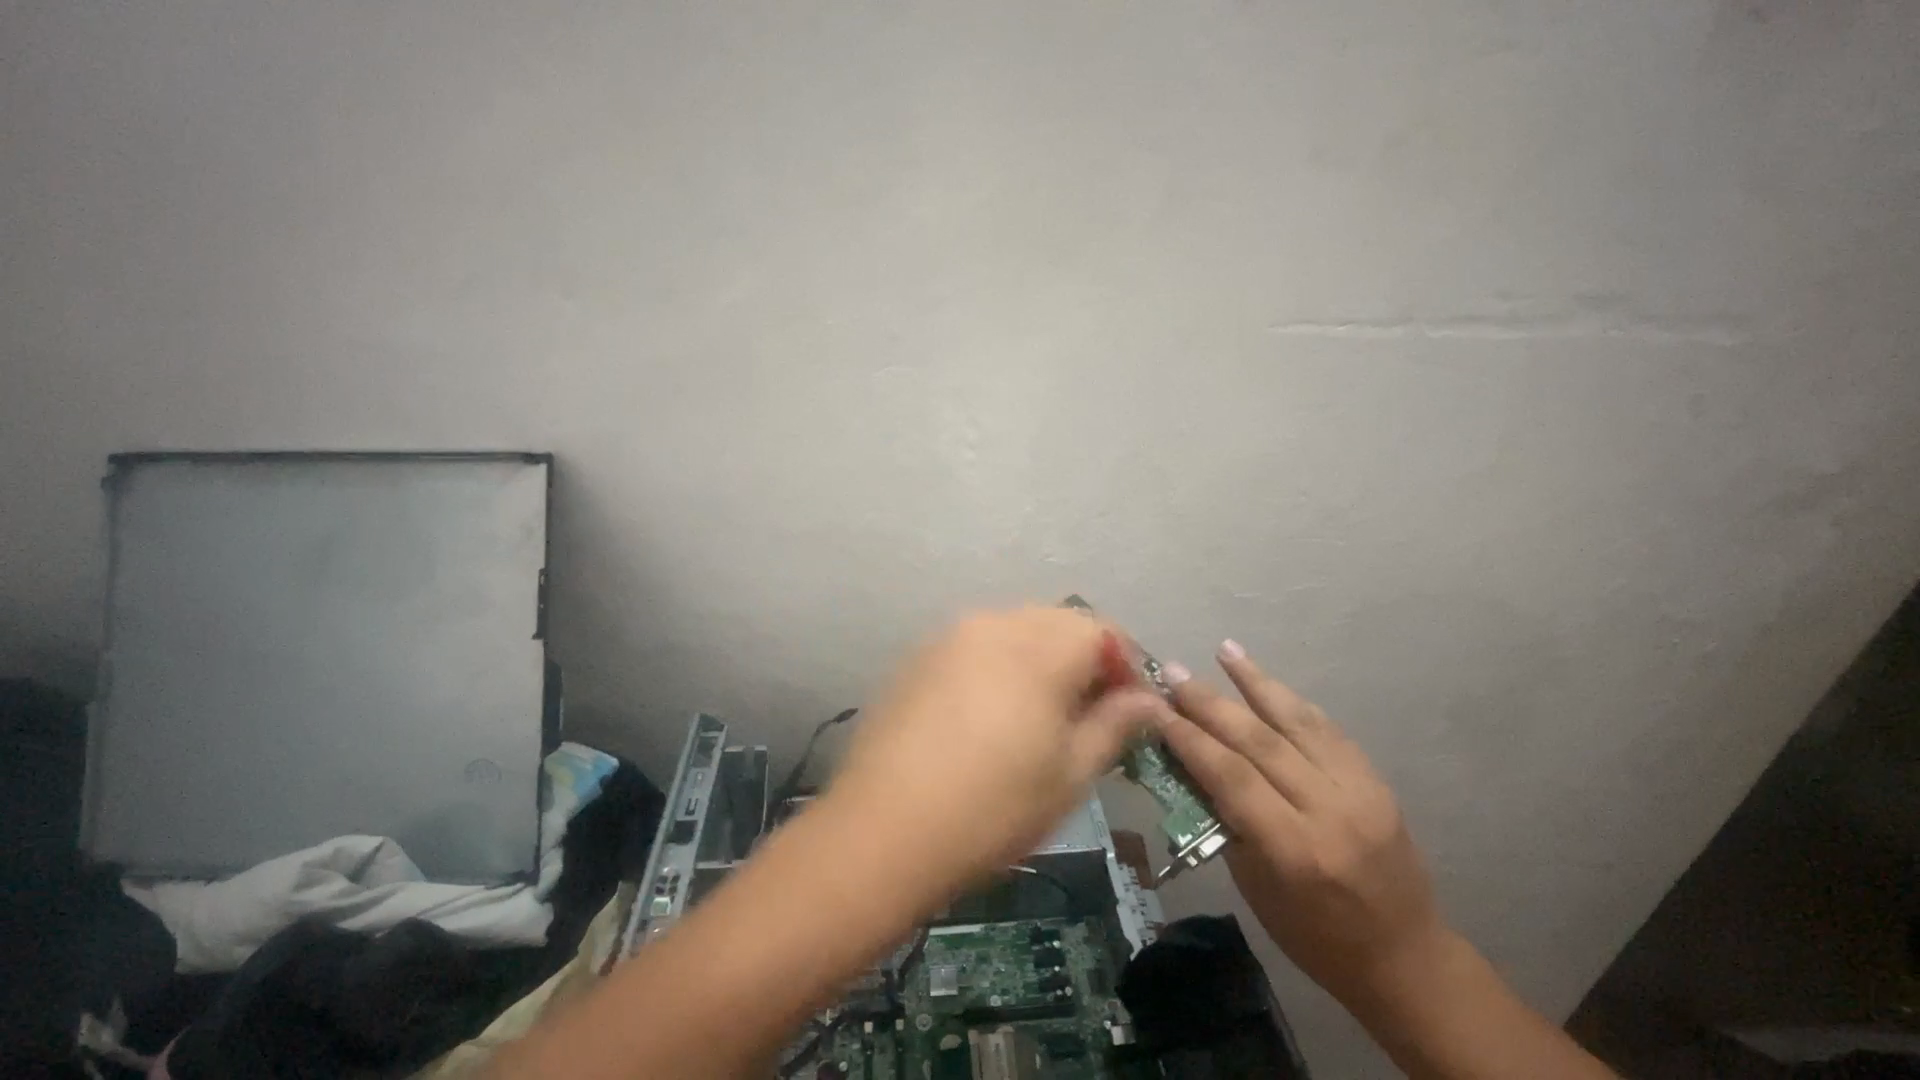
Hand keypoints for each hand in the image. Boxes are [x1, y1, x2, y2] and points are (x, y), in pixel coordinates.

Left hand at [828, 607, 1161, 894]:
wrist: (884, 831)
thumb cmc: (994, 807)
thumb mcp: (1071, 774)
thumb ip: (1115, 725)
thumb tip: (1148, 700)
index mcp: (1039, 646)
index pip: (1101, 631)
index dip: (1125, 667)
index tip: (1130, 713)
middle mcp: (993, 624)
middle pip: (1056, 623)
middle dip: (1083, 660)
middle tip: (1088, 717)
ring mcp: (947, 638)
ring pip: (1013, 631)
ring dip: (1038, 661)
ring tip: (1038, 719)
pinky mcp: (914, 660)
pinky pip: (973, 648)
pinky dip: (996, 669)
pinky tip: (987, 719)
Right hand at [1156, 641, 1446, 1003]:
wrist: (1404, 956)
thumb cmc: (1314, 938)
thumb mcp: (1255, 889)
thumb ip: (1225, 823)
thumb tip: (1189, 767)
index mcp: (1294, 849)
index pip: (1232, 776)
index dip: (1189, 738)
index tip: (1155, 708)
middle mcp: (1330, 810)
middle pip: (1261, 741)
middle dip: (1212, 704)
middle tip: (1175, 674)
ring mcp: (1360, 790)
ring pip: (1300, 723)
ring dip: (1257, 683)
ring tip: (1225, 651)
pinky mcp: (1377, 781)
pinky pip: (1329, 731)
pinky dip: (1293, 704)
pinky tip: (1267, 683)